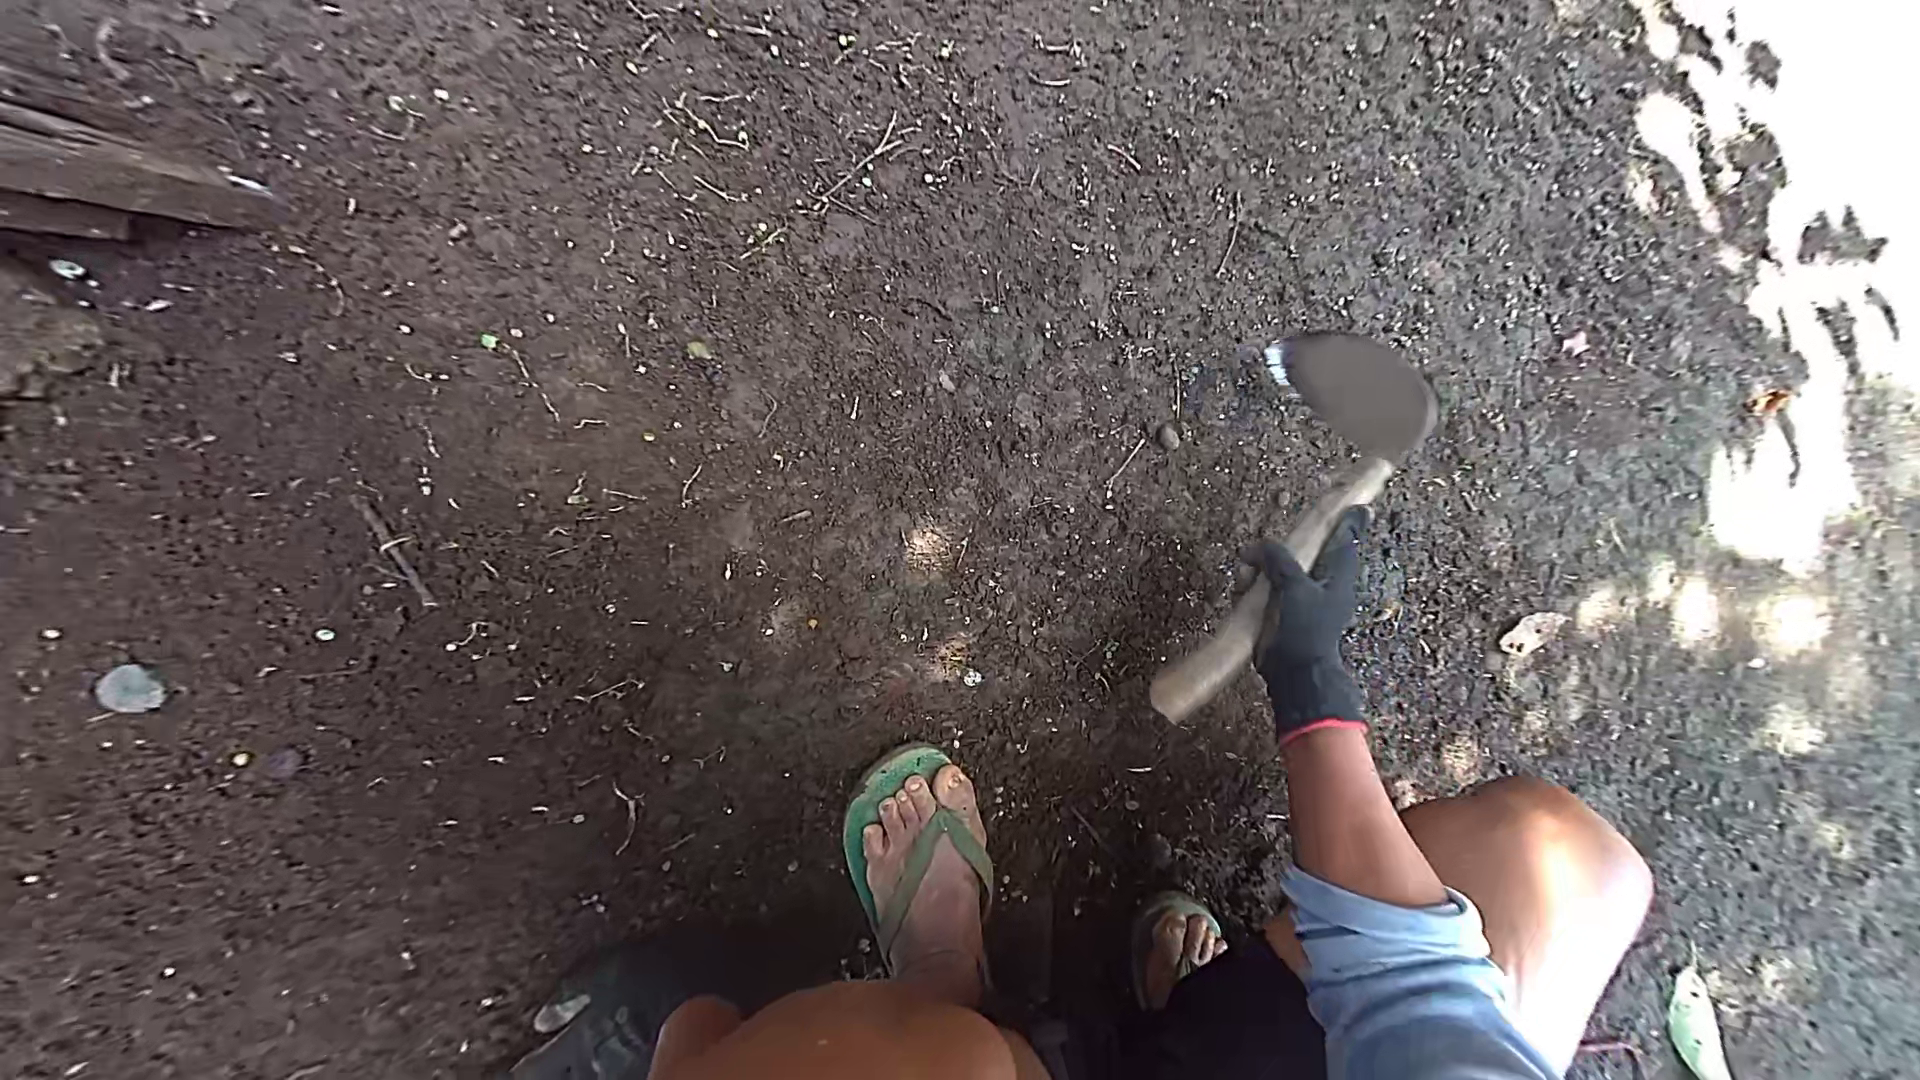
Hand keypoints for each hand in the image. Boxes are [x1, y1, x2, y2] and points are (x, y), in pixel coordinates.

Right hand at [1249, 507, 1367, 743]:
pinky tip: (1242, 591)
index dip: (1347, 520)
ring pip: (1273, 568)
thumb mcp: (1295, 586)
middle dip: (1274, 551)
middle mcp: (1319, 582)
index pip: (1345, 538)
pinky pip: (1260, 588)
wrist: (1294, 671)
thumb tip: (1252, 548)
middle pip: (1299, 550)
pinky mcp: (1276, 610)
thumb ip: (1277, 559)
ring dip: (1256, 570)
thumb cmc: (1306, 628)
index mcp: (1337, 574)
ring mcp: (1297, 596)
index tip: (1354, 503)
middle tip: (1255, 554)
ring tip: (1245, 578)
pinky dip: (1249, 588)